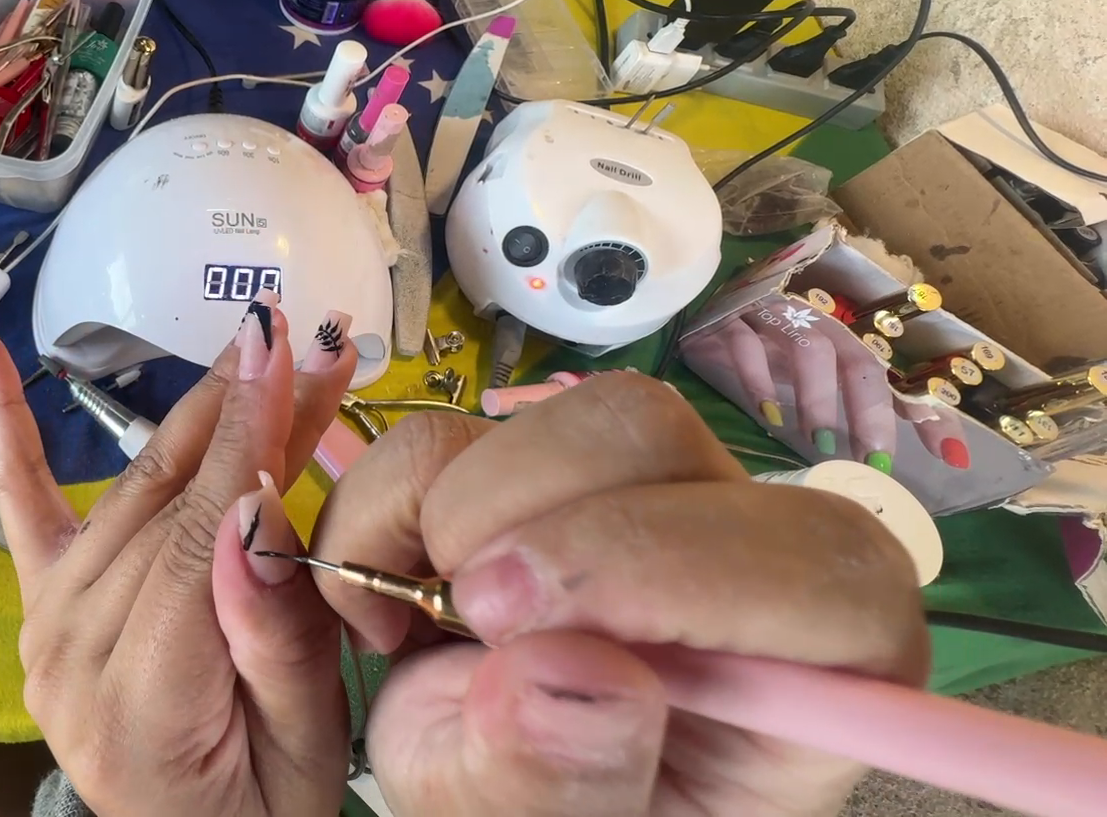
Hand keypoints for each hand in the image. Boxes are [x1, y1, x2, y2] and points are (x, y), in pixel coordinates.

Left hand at [0, 301, 358, 816]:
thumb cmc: (261, 808)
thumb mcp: (305, 748)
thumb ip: (275, 638)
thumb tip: (256, 509)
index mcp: (138, 700)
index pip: (200, 537)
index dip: (250, 438)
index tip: (286, 349)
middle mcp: (69, 648)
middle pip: (169, 500)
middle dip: (242, 408)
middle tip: (292, 333)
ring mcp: (45, 617)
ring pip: (133, 489)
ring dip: (200, 411)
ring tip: (253, 350)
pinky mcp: (41, 594)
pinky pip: (20, 501)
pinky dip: (8, 425)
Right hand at [312, 373, 928, 816]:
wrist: (457, 751)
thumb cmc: (525, 807)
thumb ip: (557, 781)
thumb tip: (583, 673)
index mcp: (803, 673)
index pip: (811, 564)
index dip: (653, 566)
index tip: (498, 622)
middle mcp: (724, 543)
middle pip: (651, 433)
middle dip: (520, 514)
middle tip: (452, 610)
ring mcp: (613, 485)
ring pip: (541, 414)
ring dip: (435, 504)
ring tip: (404, 600)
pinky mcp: (519, 459)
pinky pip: (439, 432)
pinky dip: (381, 497)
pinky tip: (382, 570)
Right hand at [688, 308, 966, 469]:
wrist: (697, 305)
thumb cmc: (757, 342)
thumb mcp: (808, 369)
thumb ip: (847, 393)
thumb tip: (894, 443)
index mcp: (838, 336)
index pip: (896, 376)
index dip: (926, 412)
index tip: (952, 459)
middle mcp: (813, 321)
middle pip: (856, 360)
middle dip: (870, 411)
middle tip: (874, 459)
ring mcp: (769, 316)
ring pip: (808, 350)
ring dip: (819, 400)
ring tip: (820, 444)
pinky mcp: (728, 318)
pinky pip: (746, 346)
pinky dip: (759, 381)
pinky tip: (767, 413)